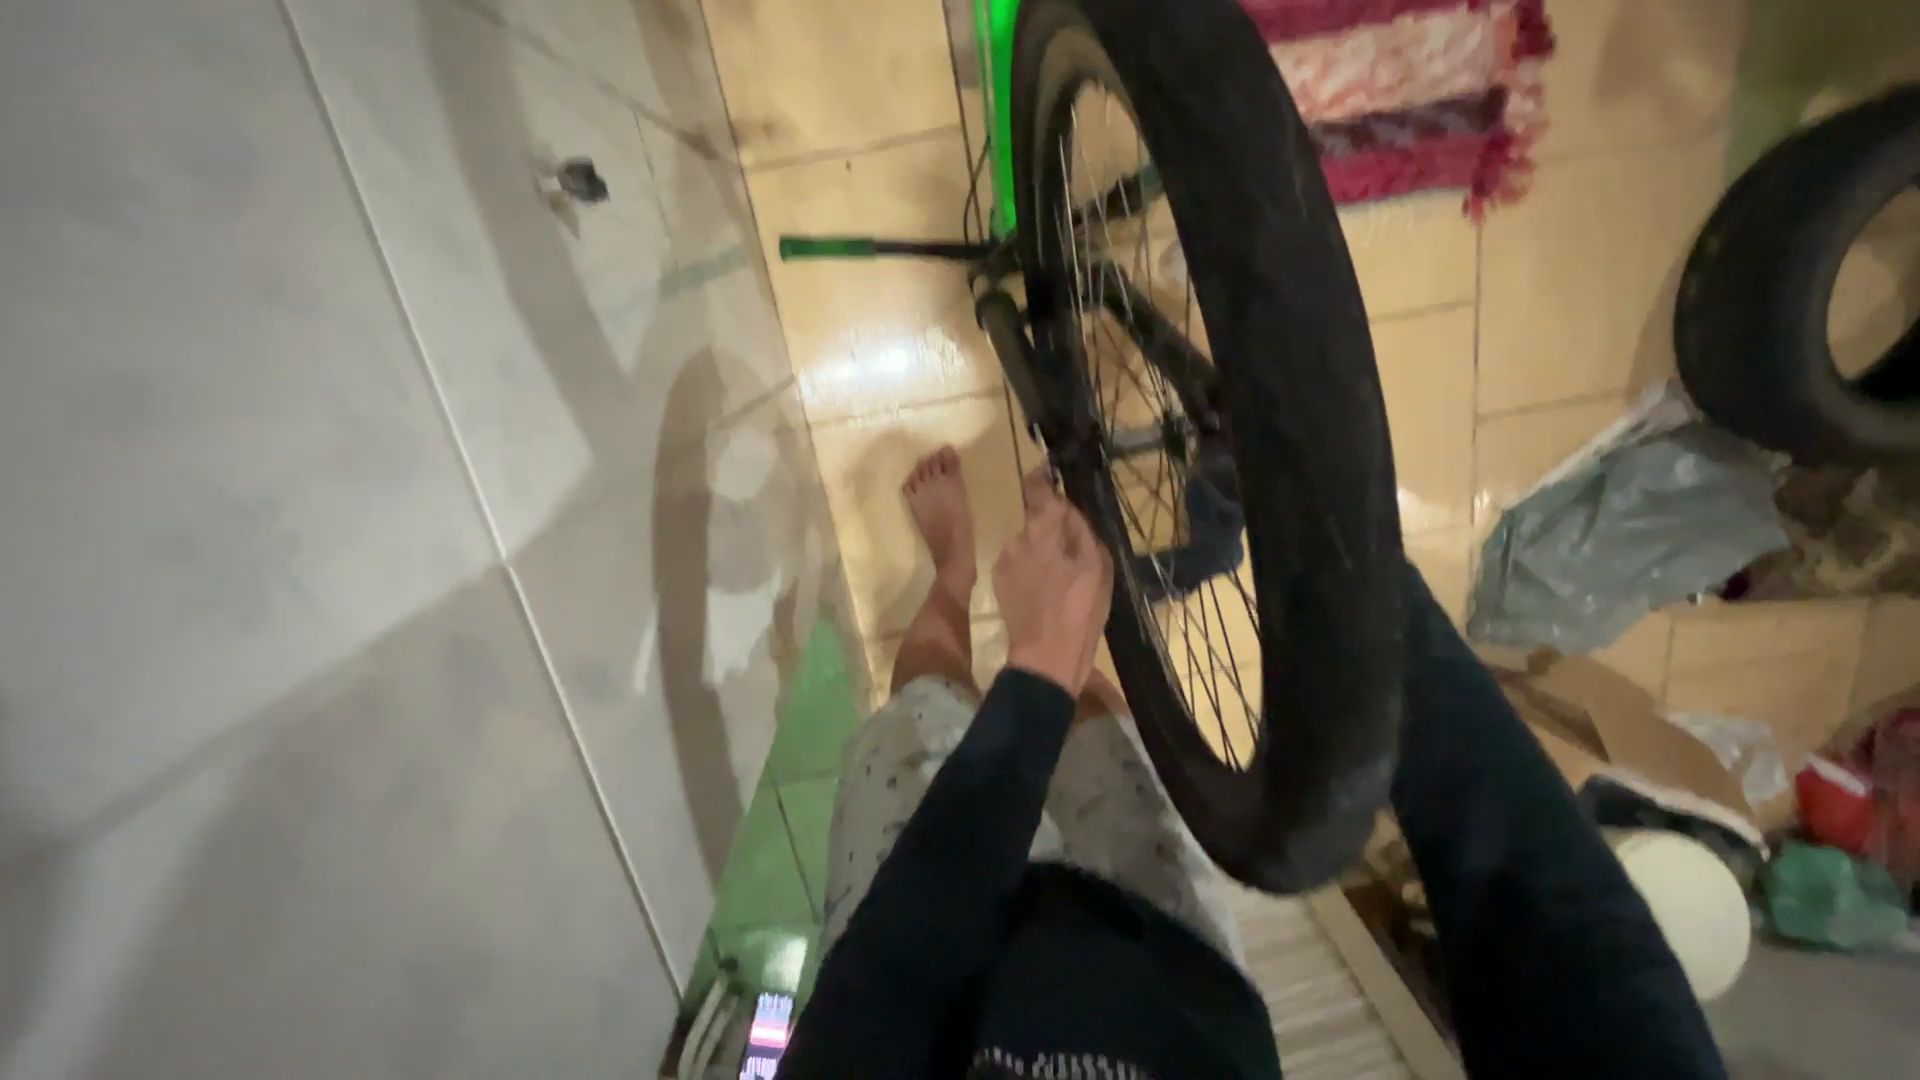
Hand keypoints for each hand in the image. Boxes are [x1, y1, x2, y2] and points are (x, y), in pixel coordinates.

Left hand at [993, 470, 1113, 697]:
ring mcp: (1005, 560)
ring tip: (1058, 577)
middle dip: (1049, 528)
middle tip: (1070, 550)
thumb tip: (1068, 506)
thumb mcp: (1098, 565)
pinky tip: (1042, 590)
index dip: (1043, 480)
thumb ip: (1080, 529)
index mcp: (1043, 529)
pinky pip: (1017, 563)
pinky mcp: (999, 581)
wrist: (1046, 654)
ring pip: (1026, 543)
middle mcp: (1018, 537)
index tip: (1051, 477)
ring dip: (1039, 551)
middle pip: (1034, 520)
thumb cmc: (1080, 608)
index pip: (1037, 488)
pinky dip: (1029, 569)